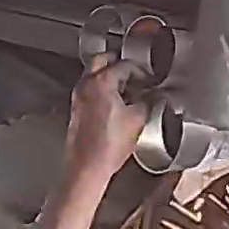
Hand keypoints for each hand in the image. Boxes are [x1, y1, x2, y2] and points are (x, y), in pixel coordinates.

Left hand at [62, 53, 149, 194]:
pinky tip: (116, 103)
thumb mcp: (138, 119)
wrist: (87, 169)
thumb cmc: (109, 145)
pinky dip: (102, 88)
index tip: (149, 80)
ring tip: (127, 88)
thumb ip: (148, 101)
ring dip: (109, 76)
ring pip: (93, 74)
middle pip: (101, 60)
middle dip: (118, 63)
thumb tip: (152, 96)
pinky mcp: (76, 110)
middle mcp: (86, 85)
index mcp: (102, 81)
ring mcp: (78, 97)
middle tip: (134, 72)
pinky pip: (90, 89)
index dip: (141, 71)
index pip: (124, 65)